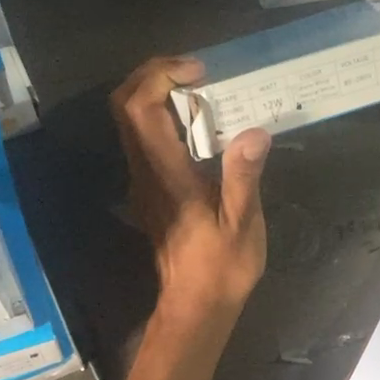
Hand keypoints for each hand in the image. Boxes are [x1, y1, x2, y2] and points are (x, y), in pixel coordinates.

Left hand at [111, 57, 270, 324]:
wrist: (196, 306)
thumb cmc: (222, 269)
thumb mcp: (243, 226)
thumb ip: (243, 178)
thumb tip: (254, 133)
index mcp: (166, 176)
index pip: (141, 109)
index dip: (161, 76)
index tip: (198, 73)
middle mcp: (144, 172)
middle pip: (125, 106)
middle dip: (153, 75)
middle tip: (196, 73)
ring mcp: (142, 180)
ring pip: (129, 121)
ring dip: (156, 94)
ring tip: (202, 92)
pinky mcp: (149, 189)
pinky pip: (143, 138)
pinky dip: (162, 116)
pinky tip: (200, 124)